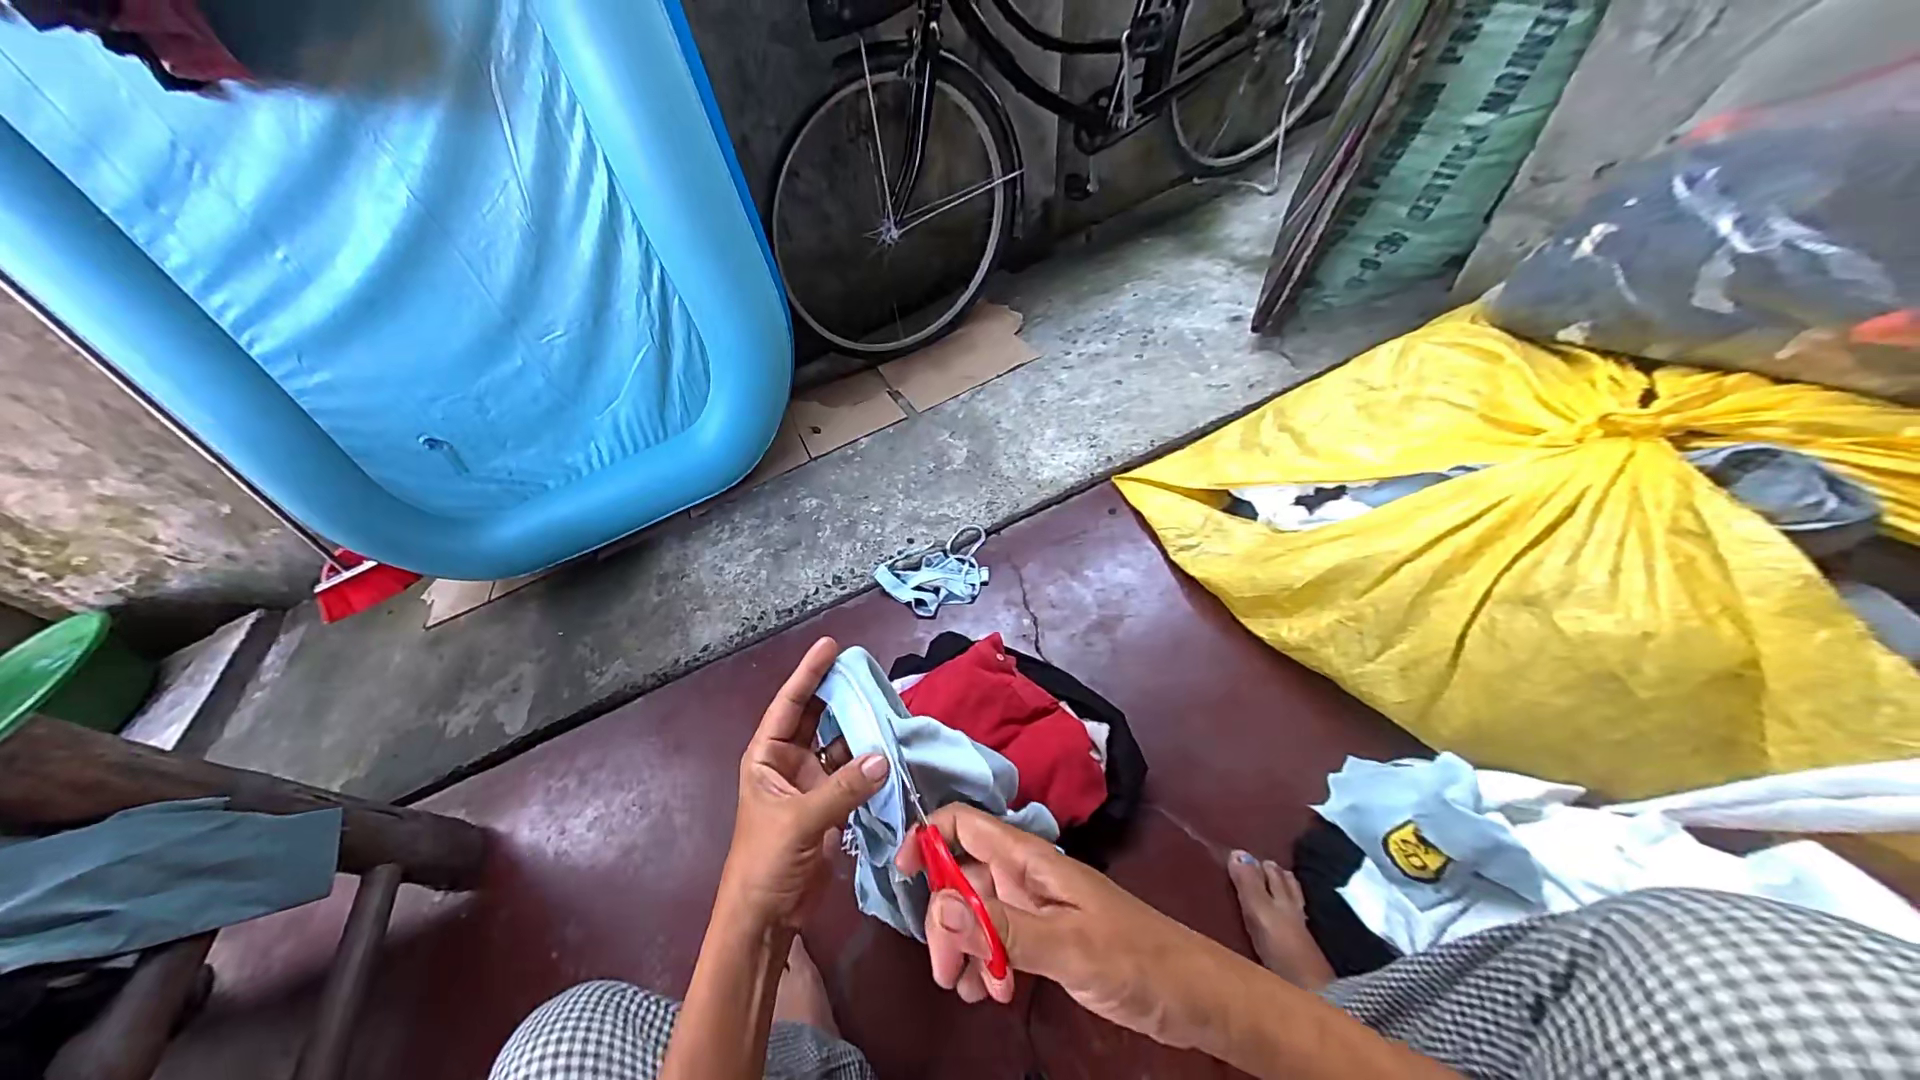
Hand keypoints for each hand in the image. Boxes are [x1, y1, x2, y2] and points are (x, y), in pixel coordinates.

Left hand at [717, 637, 889, 929]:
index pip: (789, 704)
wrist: (766, 918)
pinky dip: (871, 762)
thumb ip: (843, 788)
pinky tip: (891, 747)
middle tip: (869, 671)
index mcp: (766, 757)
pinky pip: (854, 773)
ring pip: (840, 745)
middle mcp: (789, 762)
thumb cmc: (765, 862)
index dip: (809, 673)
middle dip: (839, 694)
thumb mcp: (800, 821)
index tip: (831, 645)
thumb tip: (884, 755)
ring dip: (861, 729)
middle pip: (817, 718)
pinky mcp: (832, 805)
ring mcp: (812, 783)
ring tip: (888, 706)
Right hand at [898, 804, 1251, 1051]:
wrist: (1194, 993)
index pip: (966, 823)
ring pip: (979, 912)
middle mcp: (1027, 875)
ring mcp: (1037, 905)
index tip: (902, 873)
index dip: (929, 835)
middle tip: (946, 972)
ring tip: (970, 991)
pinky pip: (1000, 939)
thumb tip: (937, 903)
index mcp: (1031, 859)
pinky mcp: (1047, 936)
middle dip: (946, 917)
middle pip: (964, 876)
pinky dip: (987, 962)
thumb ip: (1003, 928)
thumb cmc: (1136, 959)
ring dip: (965, 945)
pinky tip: (990, 993)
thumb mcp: (1068, 947)